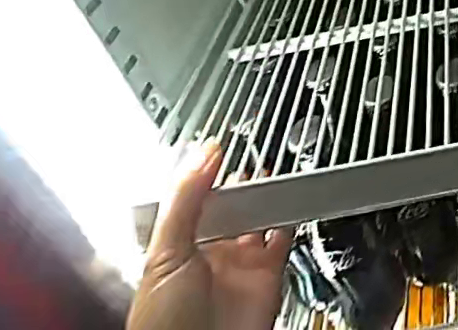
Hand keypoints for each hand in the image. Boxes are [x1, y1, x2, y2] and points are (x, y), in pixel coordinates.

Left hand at [128, 141, 293, 329]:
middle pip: (232, 205)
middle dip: (244, 181)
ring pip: (261, 215)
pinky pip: (286, 235)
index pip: (196, 200)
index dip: (208, 174)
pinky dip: (292, 215)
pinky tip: (293, 199)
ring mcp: (241, 263)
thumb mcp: (166, 255)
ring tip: (276, 170)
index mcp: (178, 250)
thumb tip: (205, 151)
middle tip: (253, 153)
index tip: (221, 145)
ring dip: (270, 194)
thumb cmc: (164, 327)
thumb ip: (186, 200)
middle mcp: (210, 254)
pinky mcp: (269, 272)